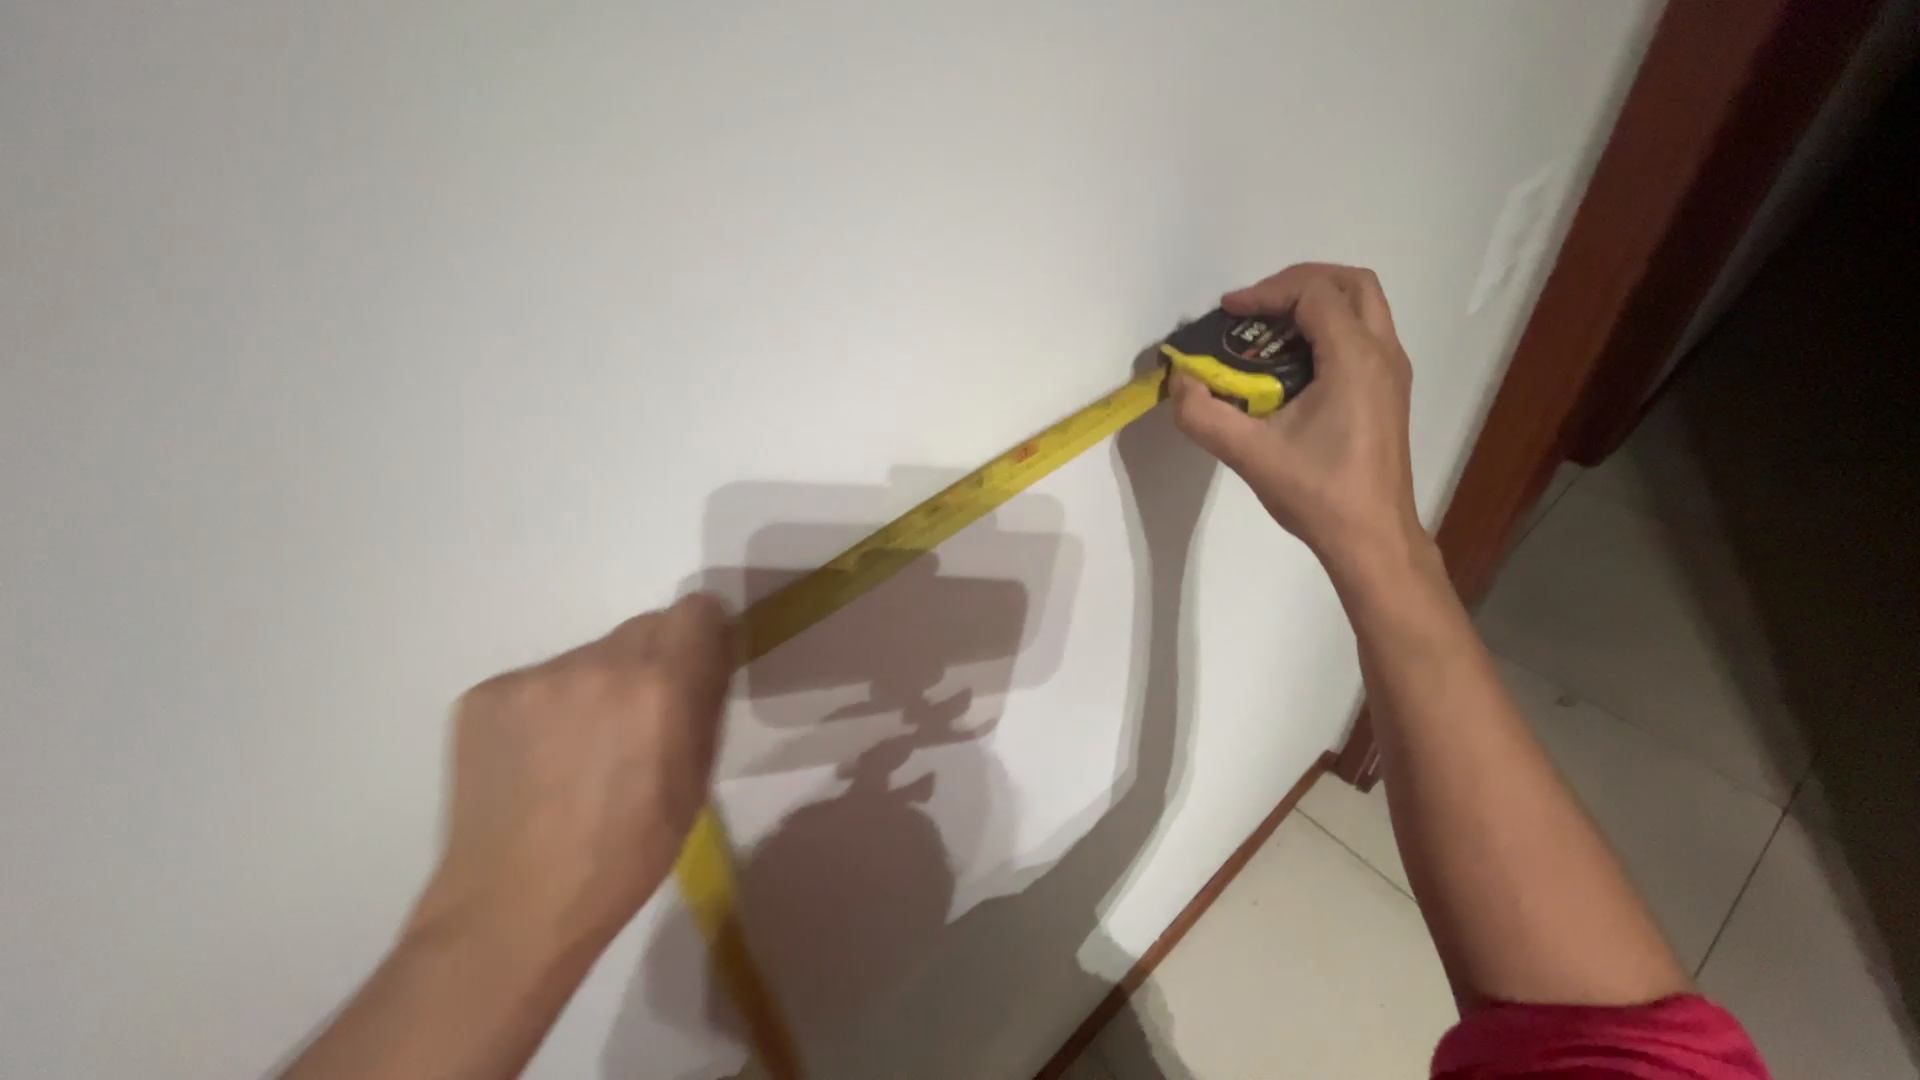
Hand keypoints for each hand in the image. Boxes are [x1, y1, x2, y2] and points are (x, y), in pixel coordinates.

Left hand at [408, 595, 735, 956]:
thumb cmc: (628, 854)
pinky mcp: (485, 694)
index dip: (702, 638)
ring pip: (590, 656)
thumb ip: (705, 703)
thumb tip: (706, 658)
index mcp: (661, 686)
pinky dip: (549, 708)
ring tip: (580, 751)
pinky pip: (539, 681)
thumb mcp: (695, 778)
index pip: (697, 609)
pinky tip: (538, 761)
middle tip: (637, 723)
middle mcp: (599, 663)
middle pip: (644, 628)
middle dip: (652, 664)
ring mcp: (534, 677)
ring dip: (599, 687)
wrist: (515, 908)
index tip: (695, 672)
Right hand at [1169, 263, 1425, 582]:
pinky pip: (1362, 336)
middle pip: (1351, 284)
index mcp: (1355, 359)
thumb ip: (1203, 416)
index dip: (1265, 294)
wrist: (1371, 537)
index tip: (1226, 314)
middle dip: (1298, 283)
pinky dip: (1327, 330)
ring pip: (1362, 307)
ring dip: (1316, 304)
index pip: (1314, 294)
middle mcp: (1383, 354)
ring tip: (1268, 332)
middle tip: (1255, 307)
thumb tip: (1179, 384)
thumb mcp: (1249, 454)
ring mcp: (1391, 373)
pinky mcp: (1388, 393)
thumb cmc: (1318, 493)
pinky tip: (1291, 366)